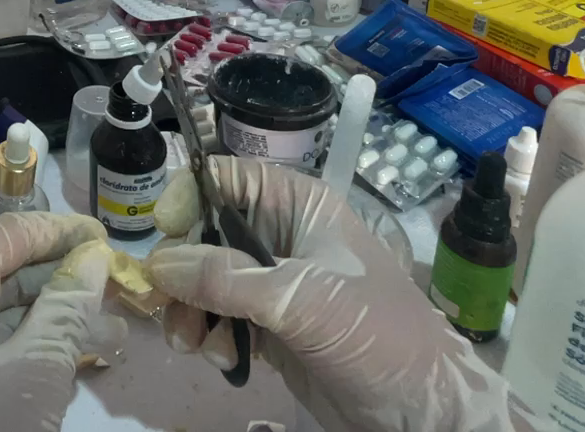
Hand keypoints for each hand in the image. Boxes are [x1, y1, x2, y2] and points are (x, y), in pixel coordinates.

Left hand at [0, 213, 122, 431]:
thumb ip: (67, 308)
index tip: (106, 237)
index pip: (10, 232)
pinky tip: (70, 358)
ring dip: (50, 316)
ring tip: (110, 333)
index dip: (62, 232)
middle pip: (3, 266)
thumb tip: (95, 257)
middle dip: (62, 279)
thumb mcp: (34, 372)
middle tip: (113, 288)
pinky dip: (21, 342)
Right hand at [147, 157, 536, 431]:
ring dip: (187, 308)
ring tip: (189, 343)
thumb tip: (157, 264)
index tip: (165, 230)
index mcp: (295, 205)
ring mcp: (271, 281)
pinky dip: (208, 334)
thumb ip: (224, 279)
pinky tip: (223, 359)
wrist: (427, 419)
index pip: (224, 178)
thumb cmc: (376, 336)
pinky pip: (217, 315)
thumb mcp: (300, 300)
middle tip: (162, 303)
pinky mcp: (268, 325)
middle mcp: (278, 234)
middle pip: (203, 230)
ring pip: (203, 277)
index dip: (188, 195)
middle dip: (180, 267)